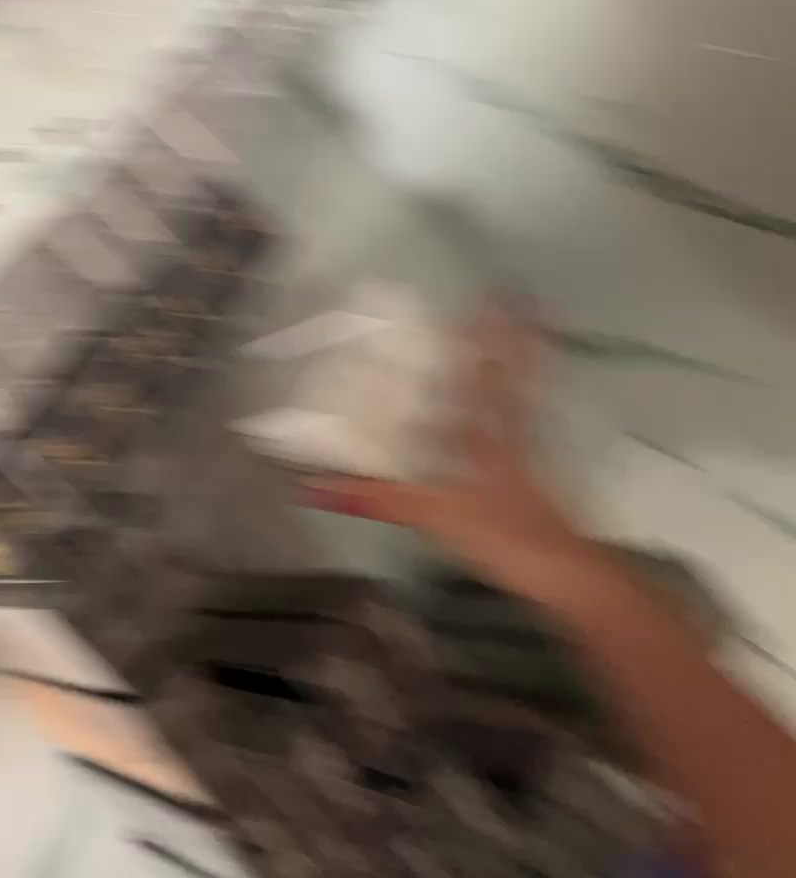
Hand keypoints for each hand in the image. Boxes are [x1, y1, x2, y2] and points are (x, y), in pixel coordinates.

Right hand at [300, 300, 613, 603]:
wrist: (575, 581)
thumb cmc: (507, 537)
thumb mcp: (432, 516)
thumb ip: (372, 497)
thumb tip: (304, 485)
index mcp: (489, 436)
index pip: (488, 376)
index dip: (492, 337)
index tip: (494, 298)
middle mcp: (512, 435)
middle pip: (515, 377)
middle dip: (513, 340)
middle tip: (513, 303)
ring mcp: (527, 456)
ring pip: (522, 397)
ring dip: (518, 365)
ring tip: (512, 336)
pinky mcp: (532, 477)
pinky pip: (519, 424)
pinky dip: (513, 402)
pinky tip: (498, 406)